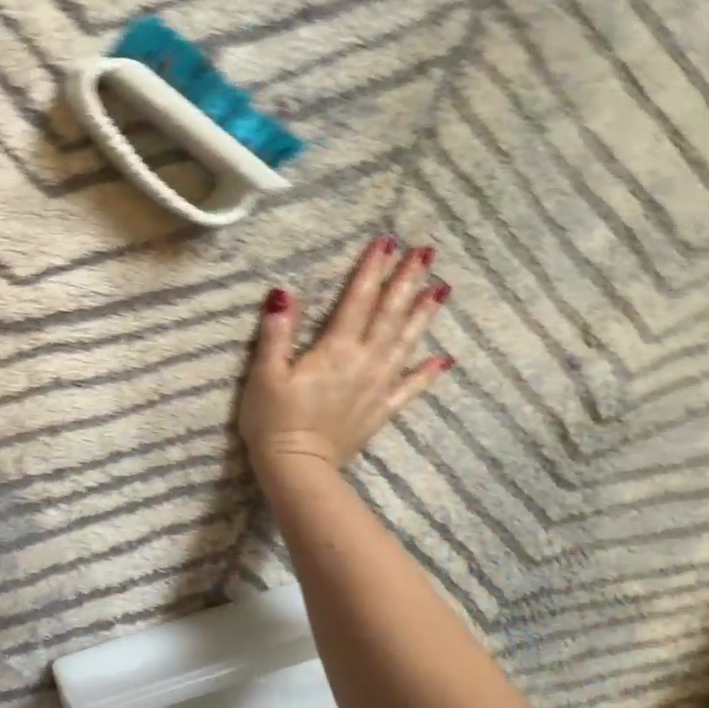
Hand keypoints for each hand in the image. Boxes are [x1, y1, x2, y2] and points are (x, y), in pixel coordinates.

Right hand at [241, 235, 453, 469]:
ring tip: (440, 288)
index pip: (357, 300)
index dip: (370, 270)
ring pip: (406, 342)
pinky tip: (443, 358)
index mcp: (335, 350)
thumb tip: (283, 293)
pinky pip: (411, 385)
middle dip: (405, 281)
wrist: (298, 465)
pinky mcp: (381, 408)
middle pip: (389, 314)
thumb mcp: (265, 373)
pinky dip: (428, 371)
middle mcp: (365, 362)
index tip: (385, 243)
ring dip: (423, 314)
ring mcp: (378, 386)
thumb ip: (277, 333)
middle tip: (425, 253)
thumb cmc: (272, 418)